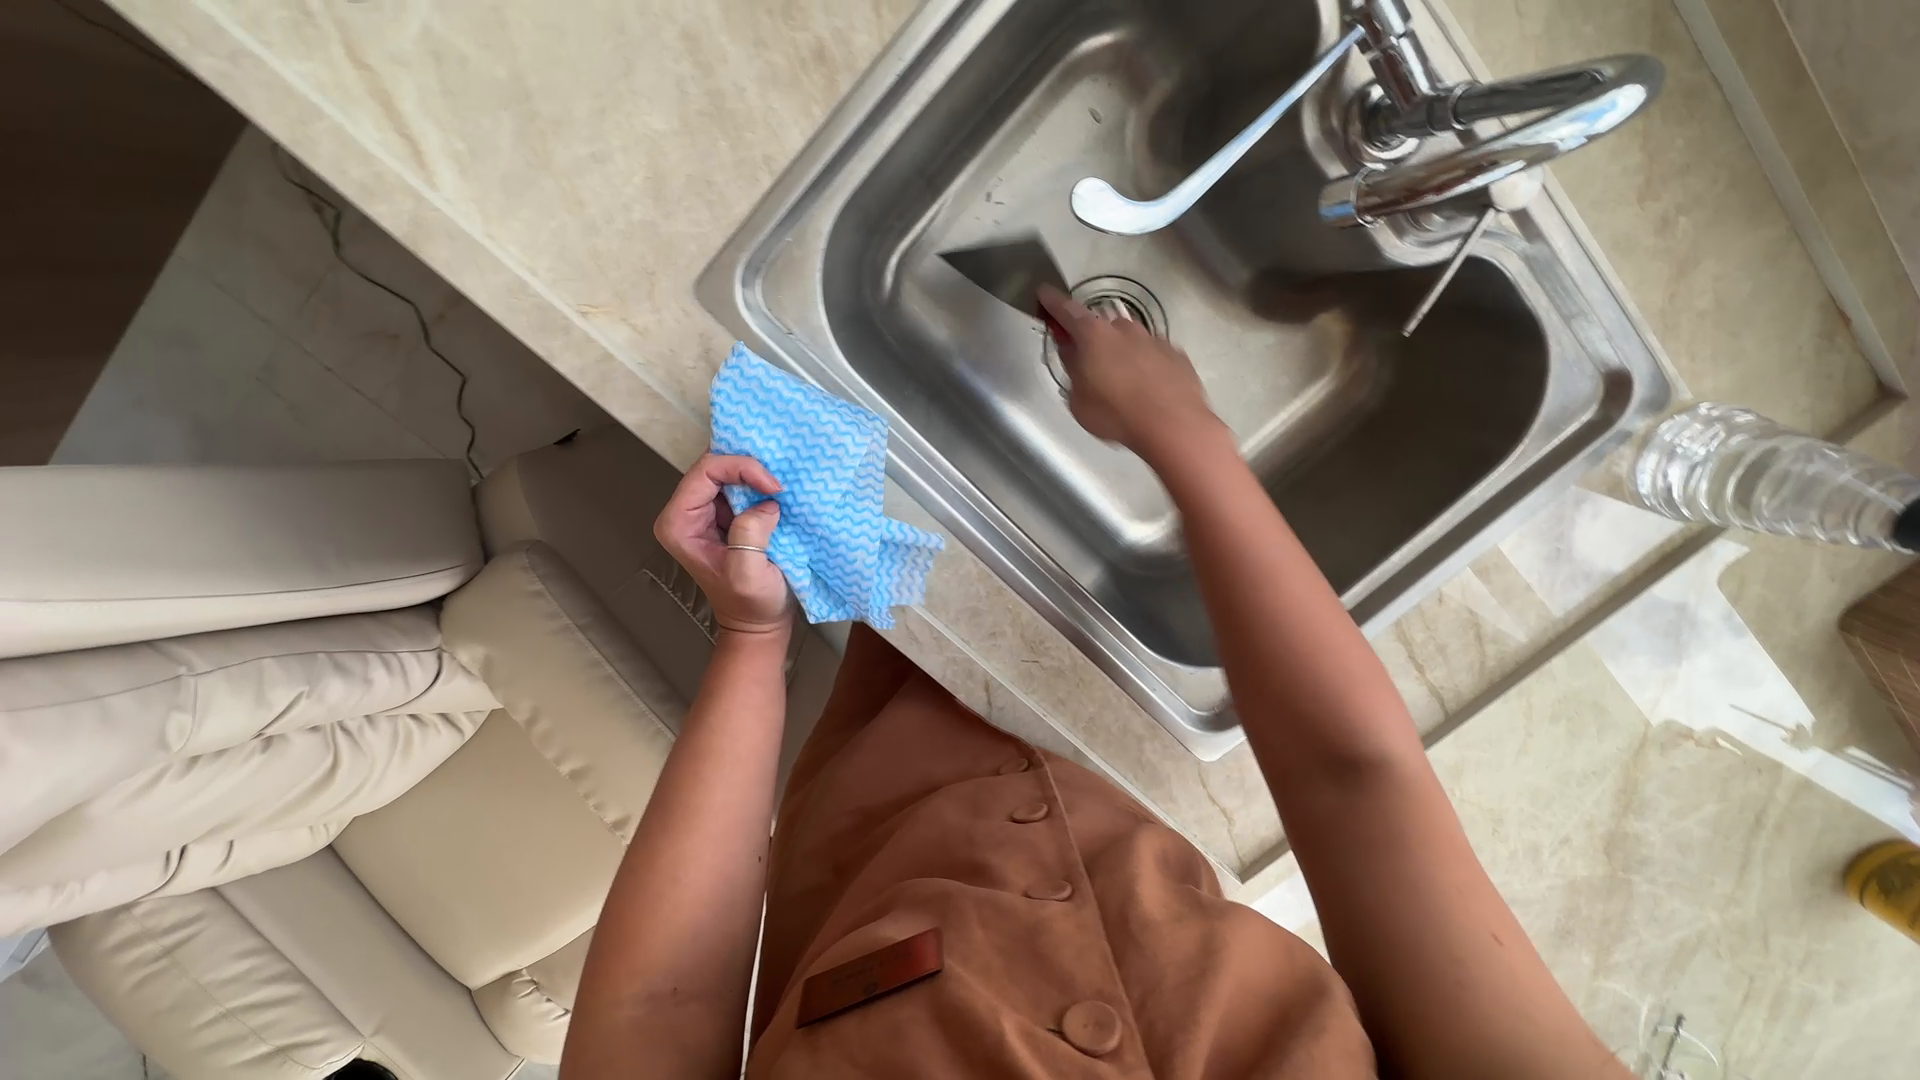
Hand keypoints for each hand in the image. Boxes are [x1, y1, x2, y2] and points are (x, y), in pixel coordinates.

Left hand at [652, 454, 793, 635]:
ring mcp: (705, 513)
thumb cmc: (751, 604)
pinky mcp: (725, 516)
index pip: (705, 472)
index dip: (740, 468)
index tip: (773, 488)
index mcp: (680, 524)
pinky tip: (778, 491)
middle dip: (747, 466)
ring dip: (755, 474)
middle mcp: (686, 513)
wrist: (759, 624)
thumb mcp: (748, 574)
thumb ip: (749, 536)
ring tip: (781, 483)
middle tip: (779, 482)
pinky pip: (739, 485)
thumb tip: (765, 504)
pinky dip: (759, 483)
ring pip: (726, 472)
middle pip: (713, 467)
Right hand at [1039, 284, 1219, 456]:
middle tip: (1086, 365)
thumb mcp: (1078, 400)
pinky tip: (1144, 390)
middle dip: (1091, 340)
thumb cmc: (1118, 414)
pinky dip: (1145, 366)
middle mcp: (1124, 330)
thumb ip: (1072, 370)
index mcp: (1093, 336)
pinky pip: (1152, 356)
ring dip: (1120, 355)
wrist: (1173, 425)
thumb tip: (1072, 355)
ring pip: (1129, 341)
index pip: (1067, 311)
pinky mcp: (1175, 355)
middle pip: (1101, 327)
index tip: (1045, 295)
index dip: (1053, 303)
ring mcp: (1153, 339)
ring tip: (1119, 386)